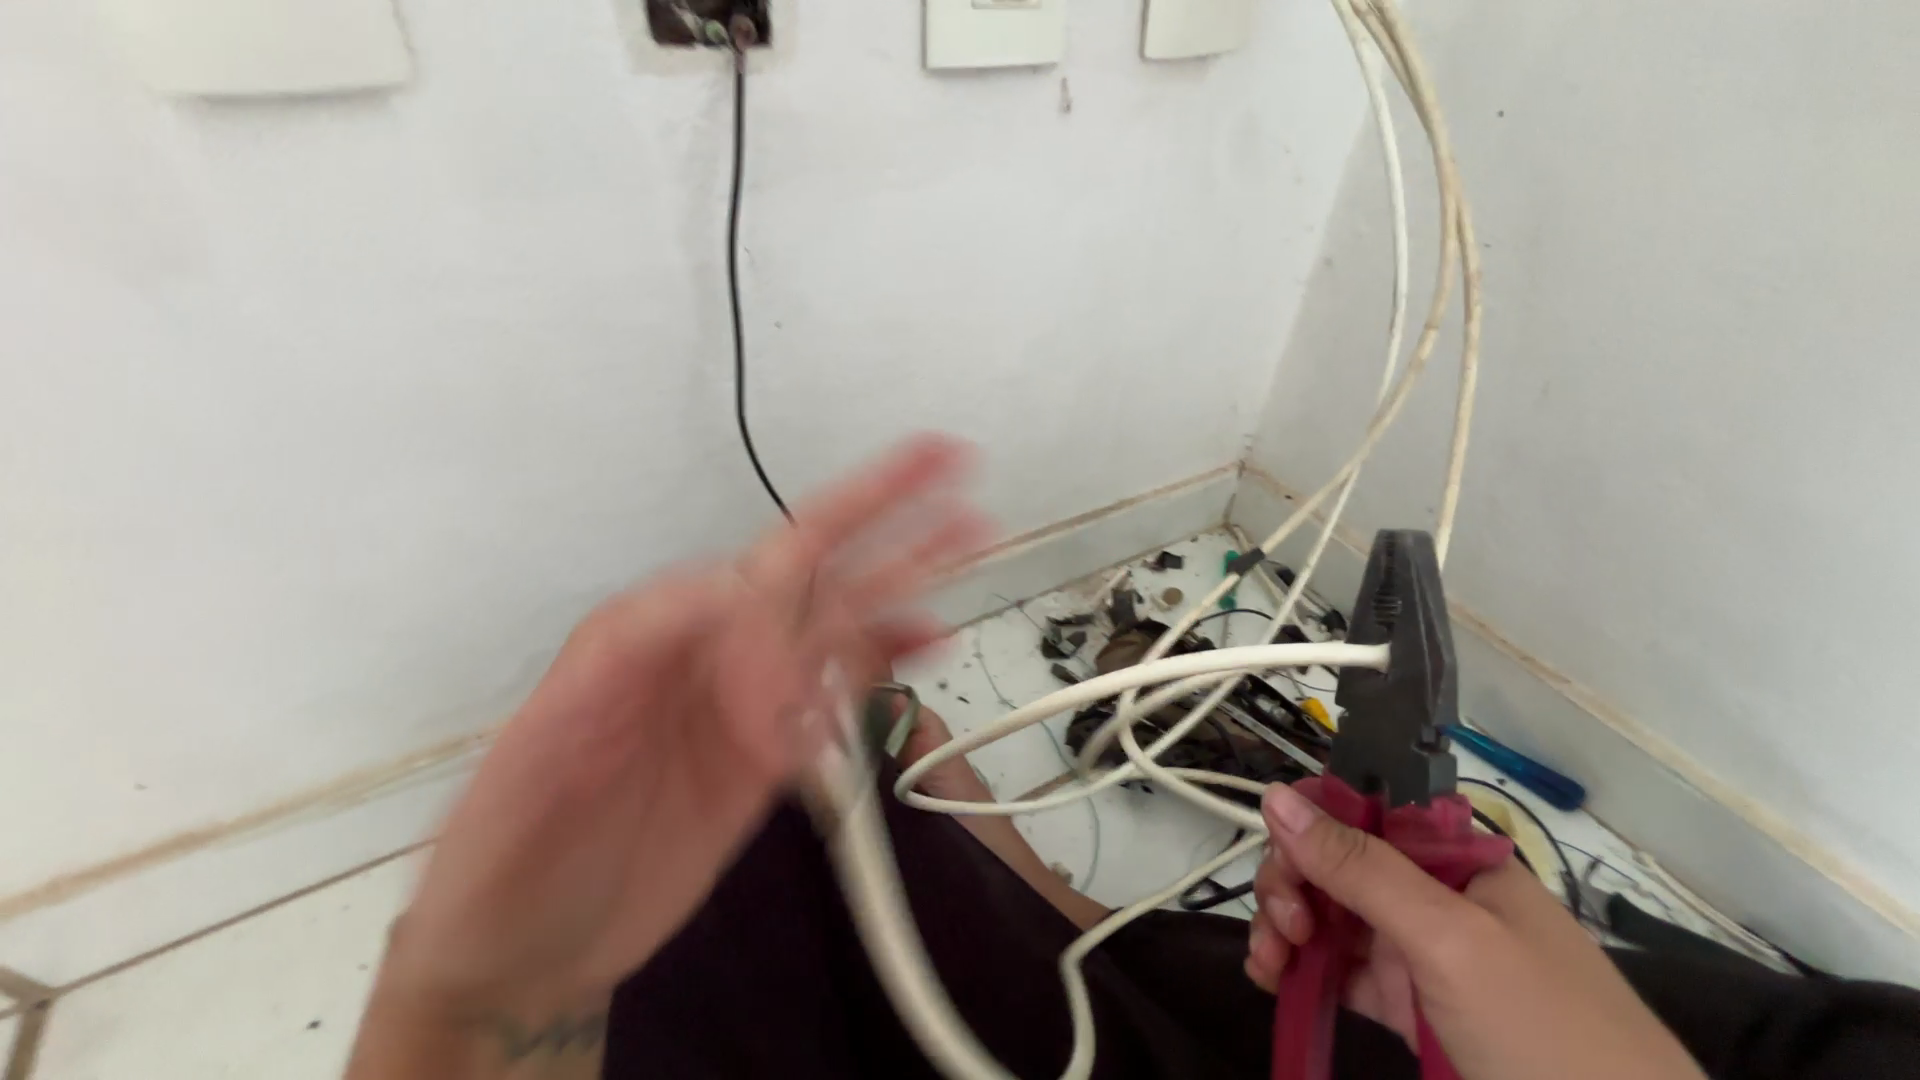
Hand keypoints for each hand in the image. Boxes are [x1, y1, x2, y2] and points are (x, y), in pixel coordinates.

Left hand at [379, 436, 988, 1010]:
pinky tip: (930, 635)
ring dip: (907, 576)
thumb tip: (735, 598)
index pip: (754, 575)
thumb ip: (629, 650)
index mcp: (660, 626)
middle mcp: (716, 647)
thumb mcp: (546, 737)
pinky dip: (889, 659)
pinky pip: (841, 691)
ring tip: (969, 538)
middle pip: (815, 568)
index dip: (797, 606)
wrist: (525, 945)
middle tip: (947, 466)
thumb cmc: (514, 838)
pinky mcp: (775, 754)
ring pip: (843, 620)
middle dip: (882, 514)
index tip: (789, 710)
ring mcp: (751, 700)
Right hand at [1244, 782, 1705, 1079]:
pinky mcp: (1404, 1002)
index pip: (1360, 810)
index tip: (1283, 861)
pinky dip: (1298, 968)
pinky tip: (1273, 979)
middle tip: (1283, 928)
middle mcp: (1430, 892)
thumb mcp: (1449, 940)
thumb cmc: (1544, 1033)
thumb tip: (1275, 796)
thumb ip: (1360, 867)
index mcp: (1453, 857)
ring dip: (1285, 927)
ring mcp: (1417, 949)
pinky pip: (1336, 967)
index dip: (1310, 825)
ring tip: (1268, 964)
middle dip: (1293, 883)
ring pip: (1327, 913)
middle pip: (1334, 862)